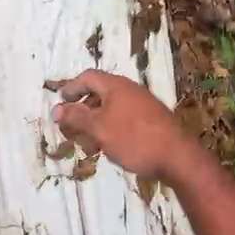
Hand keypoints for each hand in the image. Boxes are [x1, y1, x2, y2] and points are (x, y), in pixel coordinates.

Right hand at [50, 69, 193, 180]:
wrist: (178, 157)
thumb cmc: (134, 138)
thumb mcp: (99, 128)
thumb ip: (76, 118)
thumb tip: (56, 109)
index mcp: (115, 85)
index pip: (88, 77)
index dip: (72, 87)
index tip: (60, 101)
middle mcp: (129, 90)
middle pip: (99, 93)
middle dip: (82, 111)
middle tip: (71, 129)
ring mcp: (142, 105)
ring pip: (111, 110)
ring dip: (96, 124)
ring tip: (89, 146)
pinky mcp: (152, 122)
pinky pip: (124, 120)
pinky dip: (111, 130)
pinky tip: (110, 149)